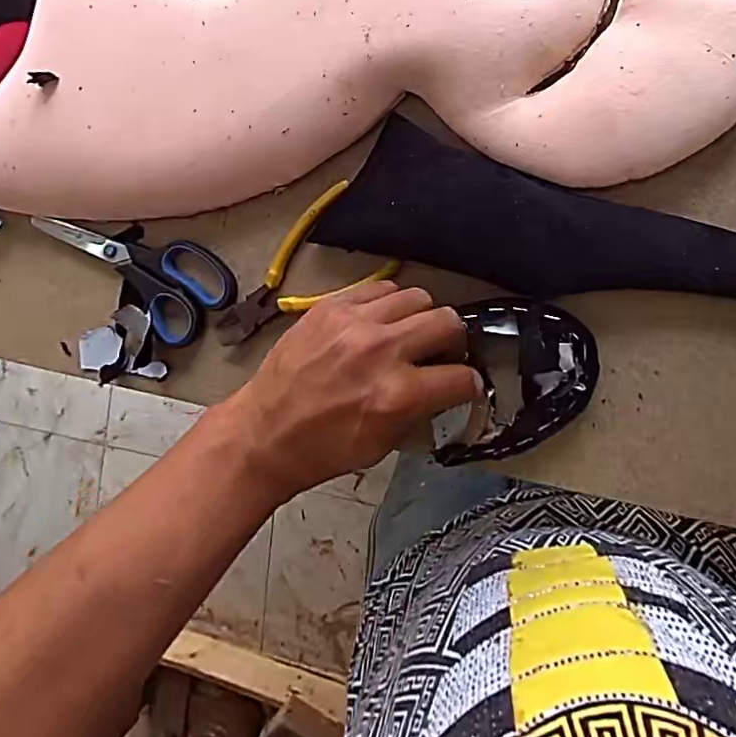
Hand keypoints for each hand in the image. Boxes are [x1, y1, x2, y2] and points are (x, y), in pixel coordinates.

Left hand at [217, 282, 479, 499]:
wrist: (264, 432)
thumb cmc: (323, 448)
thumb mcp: (383, 444)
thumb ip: (421, 409)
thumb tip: (446, 385)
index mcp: (396, 394)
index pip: (461, 377)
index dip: (471, 383)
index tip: (466, 383)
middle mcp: (380, 350)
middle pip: (447, 322)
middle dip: (454, 341)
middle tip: (442, 351)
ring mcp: (354, 322)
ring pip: (418, 296)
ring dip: (422, 317)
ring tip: (409, 333)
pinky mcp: (332, 306)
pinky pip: (380, 288)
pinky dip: (389, 304)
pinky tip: (380, 321)